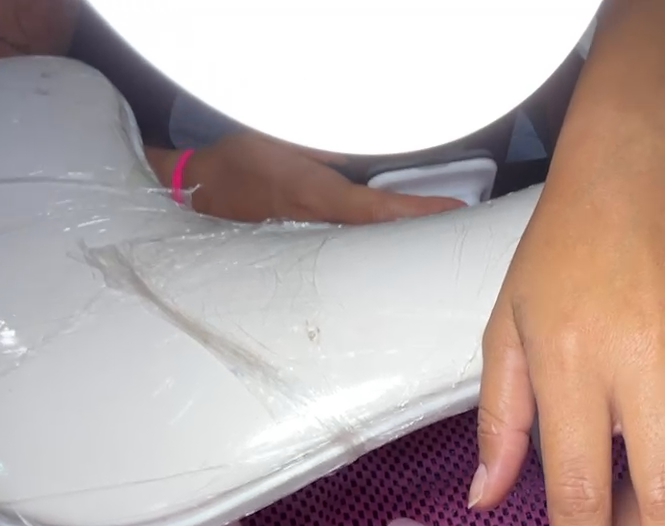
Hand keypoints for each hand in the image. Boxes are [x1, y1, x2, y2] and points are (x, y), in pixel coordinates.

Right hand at [177, 133, 463, 224]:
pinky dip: (382, 241)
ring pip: (373, 244)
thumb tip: (361, 151)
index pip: (380, 209)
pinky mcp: (313, 244)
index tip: (452, 211)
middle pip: (385, 235)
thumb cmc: (241, 162)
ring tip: (440, 235)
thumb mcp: (283, 141)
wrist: (203, 191)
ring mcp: (320, 239)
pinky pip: (356, 245)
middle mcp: (325, 225)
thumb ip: (326, 148)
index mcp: (320, 197)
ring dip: (405, 240)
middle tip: (461, 229)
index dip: (418, 212)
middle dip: (422, 233)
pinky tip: (400, 243)